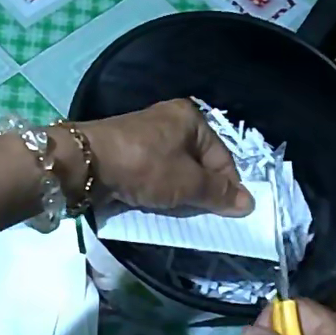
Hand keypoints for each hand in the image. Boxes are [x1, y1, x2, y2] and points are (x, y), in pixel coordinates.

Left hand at [77, 99, 251, 214]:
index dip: (228, 186)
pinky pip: (154, 173)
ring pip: (176, 170)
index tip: (228, 213)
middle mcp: (171, 121)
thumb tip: (250, 203)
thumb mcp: (187, 183)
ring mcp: (148, 135)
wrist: (86, 163)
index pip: (222, 157)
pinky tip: (156, 203)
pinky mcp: (128, 150)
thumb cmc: (145, 167)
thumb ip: (219, 194)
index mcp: (191, 119)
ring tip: (178, 212)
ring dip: (179, 192)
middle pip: (199, 163)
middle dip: (202, 190)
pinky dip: (159, 189)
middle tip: (203, 215)